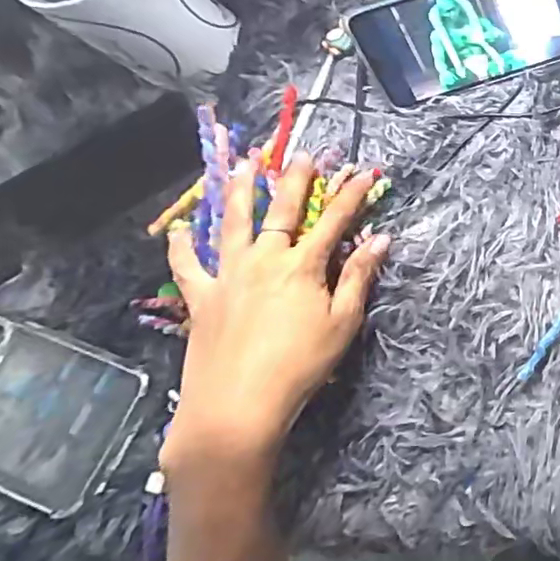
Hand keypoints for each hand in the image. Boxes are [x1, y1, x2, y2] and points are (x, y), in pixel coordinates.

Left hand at [163, 160, 389, 475]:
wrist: (236, 407)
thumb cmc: (300, 366)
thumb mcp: (342, 323)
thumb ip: (359, 277)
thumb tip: (381, 239)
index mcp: (302, 267)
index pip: (333, 221)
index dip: (351, 195)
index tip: (364, 172)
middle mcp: (264, 260)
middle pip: (282, 210)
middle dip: (297, 179)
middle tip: (303, 154)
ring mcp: (228, 276)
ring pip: (234, 223)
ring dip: (241, 191)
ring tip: (244, 164)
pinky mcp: (201, 297)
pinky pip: (188, 266)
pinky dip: (181, 246)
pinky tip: (178, 230)